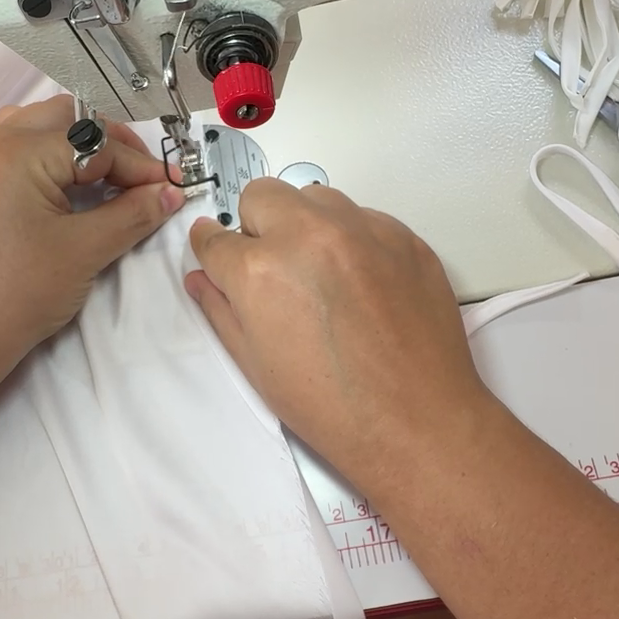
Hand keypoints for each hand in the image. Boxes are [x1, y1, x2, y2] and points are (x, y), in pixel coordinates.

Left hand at [0, 96, 183, 368]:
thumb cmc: (22, 293)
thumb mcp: (87, 250)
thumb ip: (134, 214)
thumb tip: (170, 192)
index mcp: (19, 151)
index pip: (96, 143)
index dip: (139, 165)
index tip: (170, 187)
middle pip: (62, 121)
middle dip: (108, 146)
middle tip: (140, 180)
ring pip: (28, 127)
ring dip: (68, 145)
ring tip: (98, 180)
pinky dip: (17, 150)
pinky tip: (31, 169)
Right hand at [184, 179, 498, 488]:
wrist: (417, 422)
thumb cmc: (330, 407)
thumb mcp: (257, 366)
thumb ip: (221, 312)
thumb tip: (201, 278)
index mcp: (261, 270)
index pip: (214, 238)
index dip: (213, 253)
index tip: (220, 261)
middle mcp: (310, 235)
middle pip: (262, 196)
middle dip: (256, 227)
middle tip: (273, 273)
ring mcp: (364, 230)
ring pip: (316, 198)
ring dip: (306, 226)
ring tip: (321, 277)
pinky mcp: (405, 237)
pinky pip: (365, 219)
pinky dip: (354, 241)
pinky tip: (364, 288)